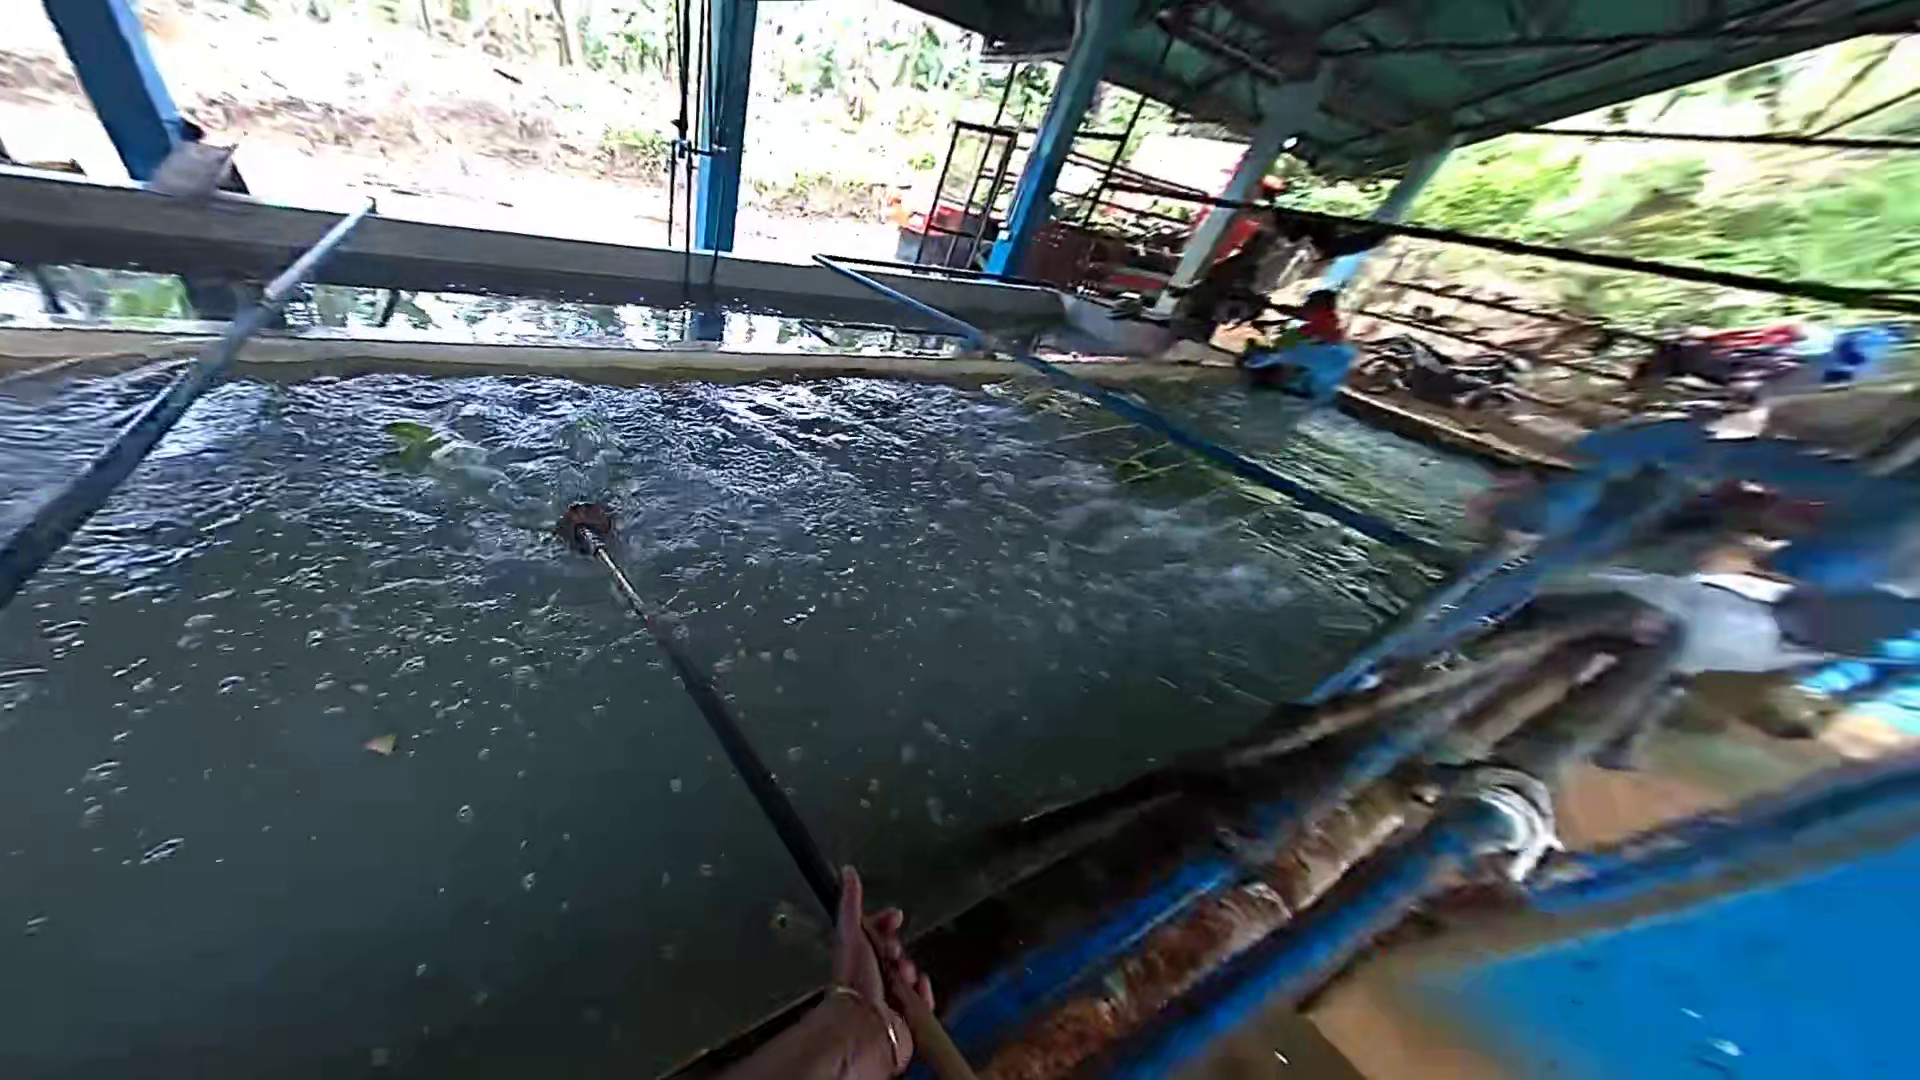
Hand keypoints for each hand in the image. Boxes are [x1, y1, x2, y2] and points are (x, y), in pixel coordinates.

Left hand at [832, 865, 932, 1074]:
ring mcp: (889, 998)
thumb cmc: (853, 980)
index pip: (875, 933)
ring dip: (911, 970)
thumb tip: (846, 871)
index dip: (886, 923)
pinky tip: (918, 988)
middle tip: (894, 953)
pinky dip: (924, 993)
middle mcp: (872, 978)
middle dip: (899, 948)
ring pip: (911, 974)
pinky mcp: (906, 1018)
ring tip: (903, 975)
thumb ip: (850, 902)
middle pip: (895, 952)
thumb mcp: (850, 932)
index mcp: (858, 958)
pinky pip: (924, 1000)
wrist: (864, 1024)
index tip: (895, 916)